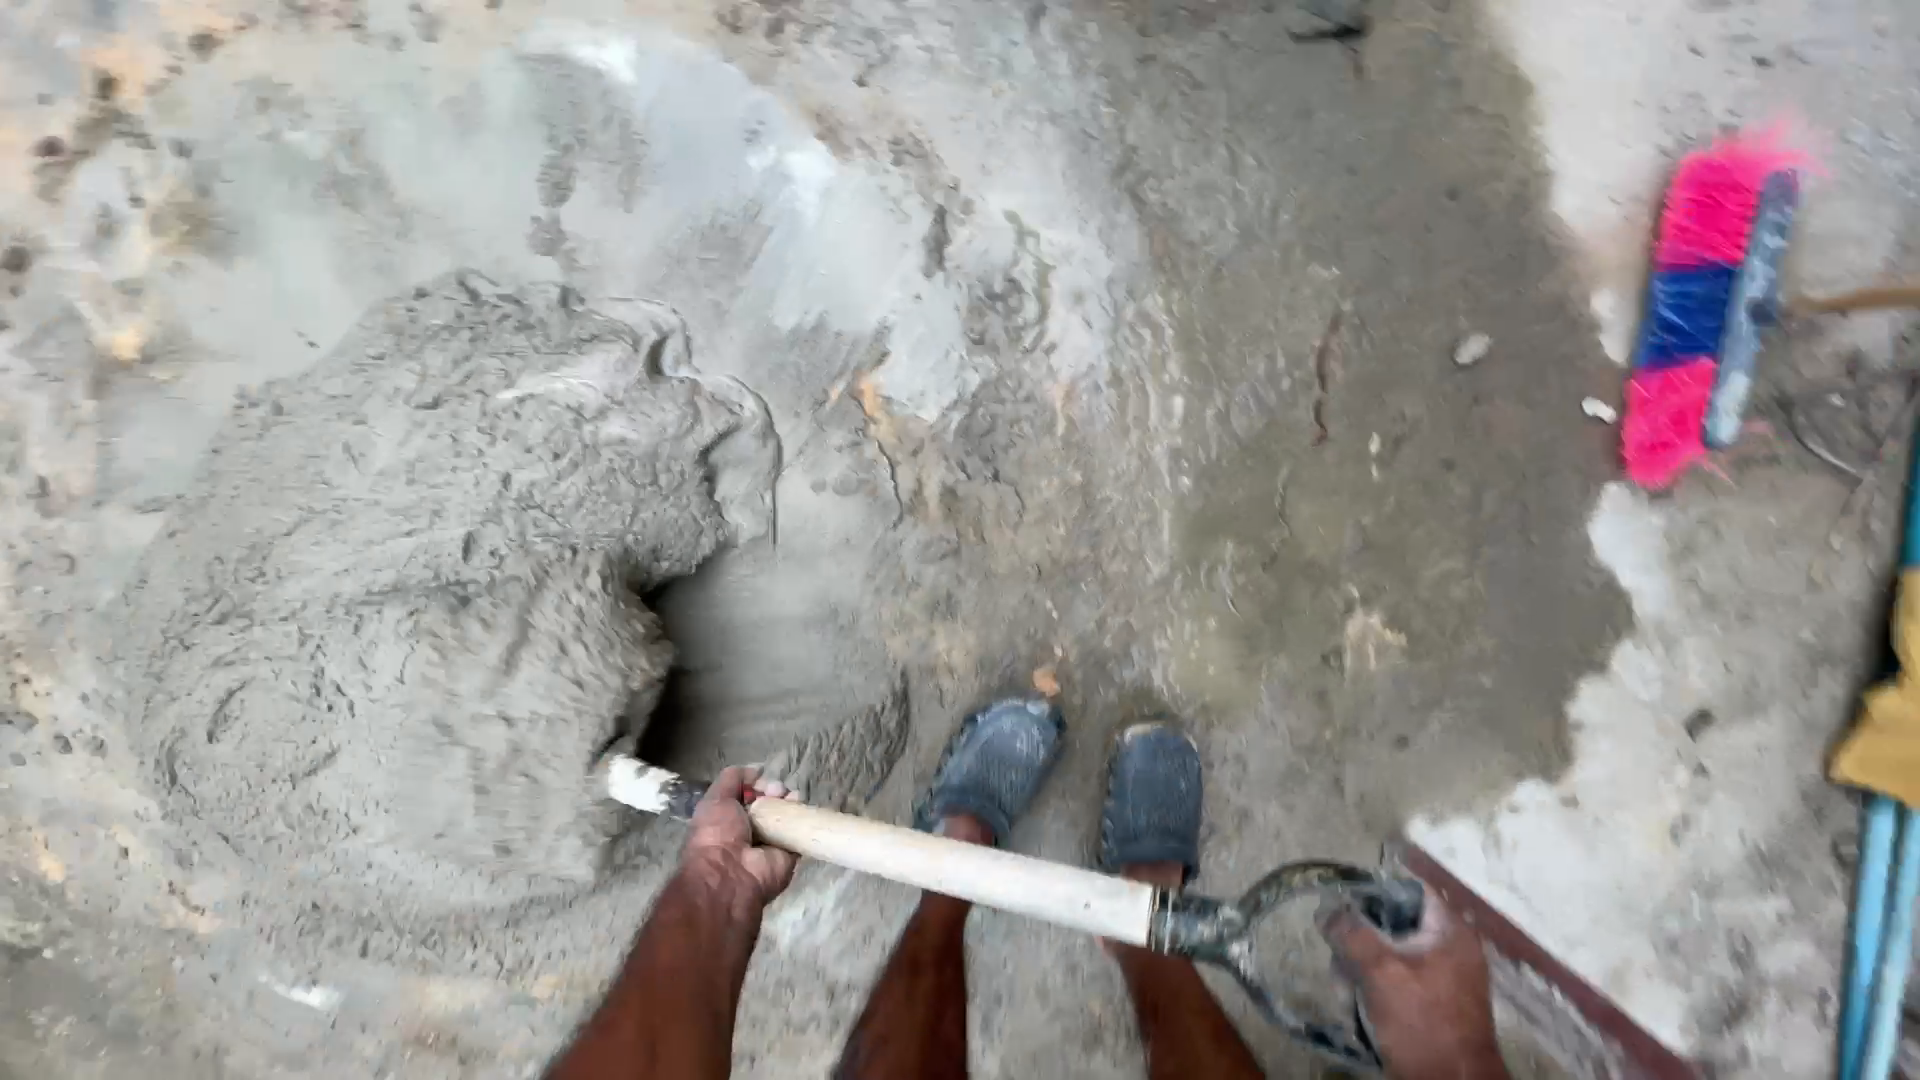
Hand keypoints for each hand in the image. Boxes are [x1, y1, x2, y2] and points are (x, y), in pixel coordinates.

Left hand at [678, 766, 800, 913]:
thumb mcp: (715, 798)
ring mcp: (771, 841)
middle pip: (770, 801)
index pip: (750, 795)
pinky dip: (800, 814)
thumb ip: (732, 778)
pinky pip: (799, 828)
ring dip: (788, 798)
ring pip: (787, 812)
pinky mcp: (790, 852)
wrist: (730, 874)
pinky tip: (796, 804)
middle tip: (774, 791)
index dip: (756, 784)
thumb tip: (756, 770)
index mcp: (729, 821)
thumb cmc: (716, 834)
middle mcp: (751, 831)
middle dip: (774, 789)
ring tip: (784, 797)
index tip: (758, 781)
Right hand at [1320, 884, 1508, 1079]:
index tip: (1340, 898)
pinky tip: (1354, 1001)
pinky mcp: (1429, 1000)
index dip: (1373, 888)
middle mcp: (1449, 947)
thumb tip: (1326, 908)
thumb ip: (1351, 931)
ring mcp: (1440, 976)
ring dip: (1359, 964)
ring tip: (1343, 985)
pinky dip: (1371, 984)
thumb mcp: (1380, 971)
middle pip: (1392, 920)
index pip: (1408, 888)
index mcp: (1450, 932)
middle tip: (1338, 951)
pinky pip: (1392, 976)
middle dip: (1358, 936)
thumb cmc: (1423, 1023)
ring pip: (1387, 950)